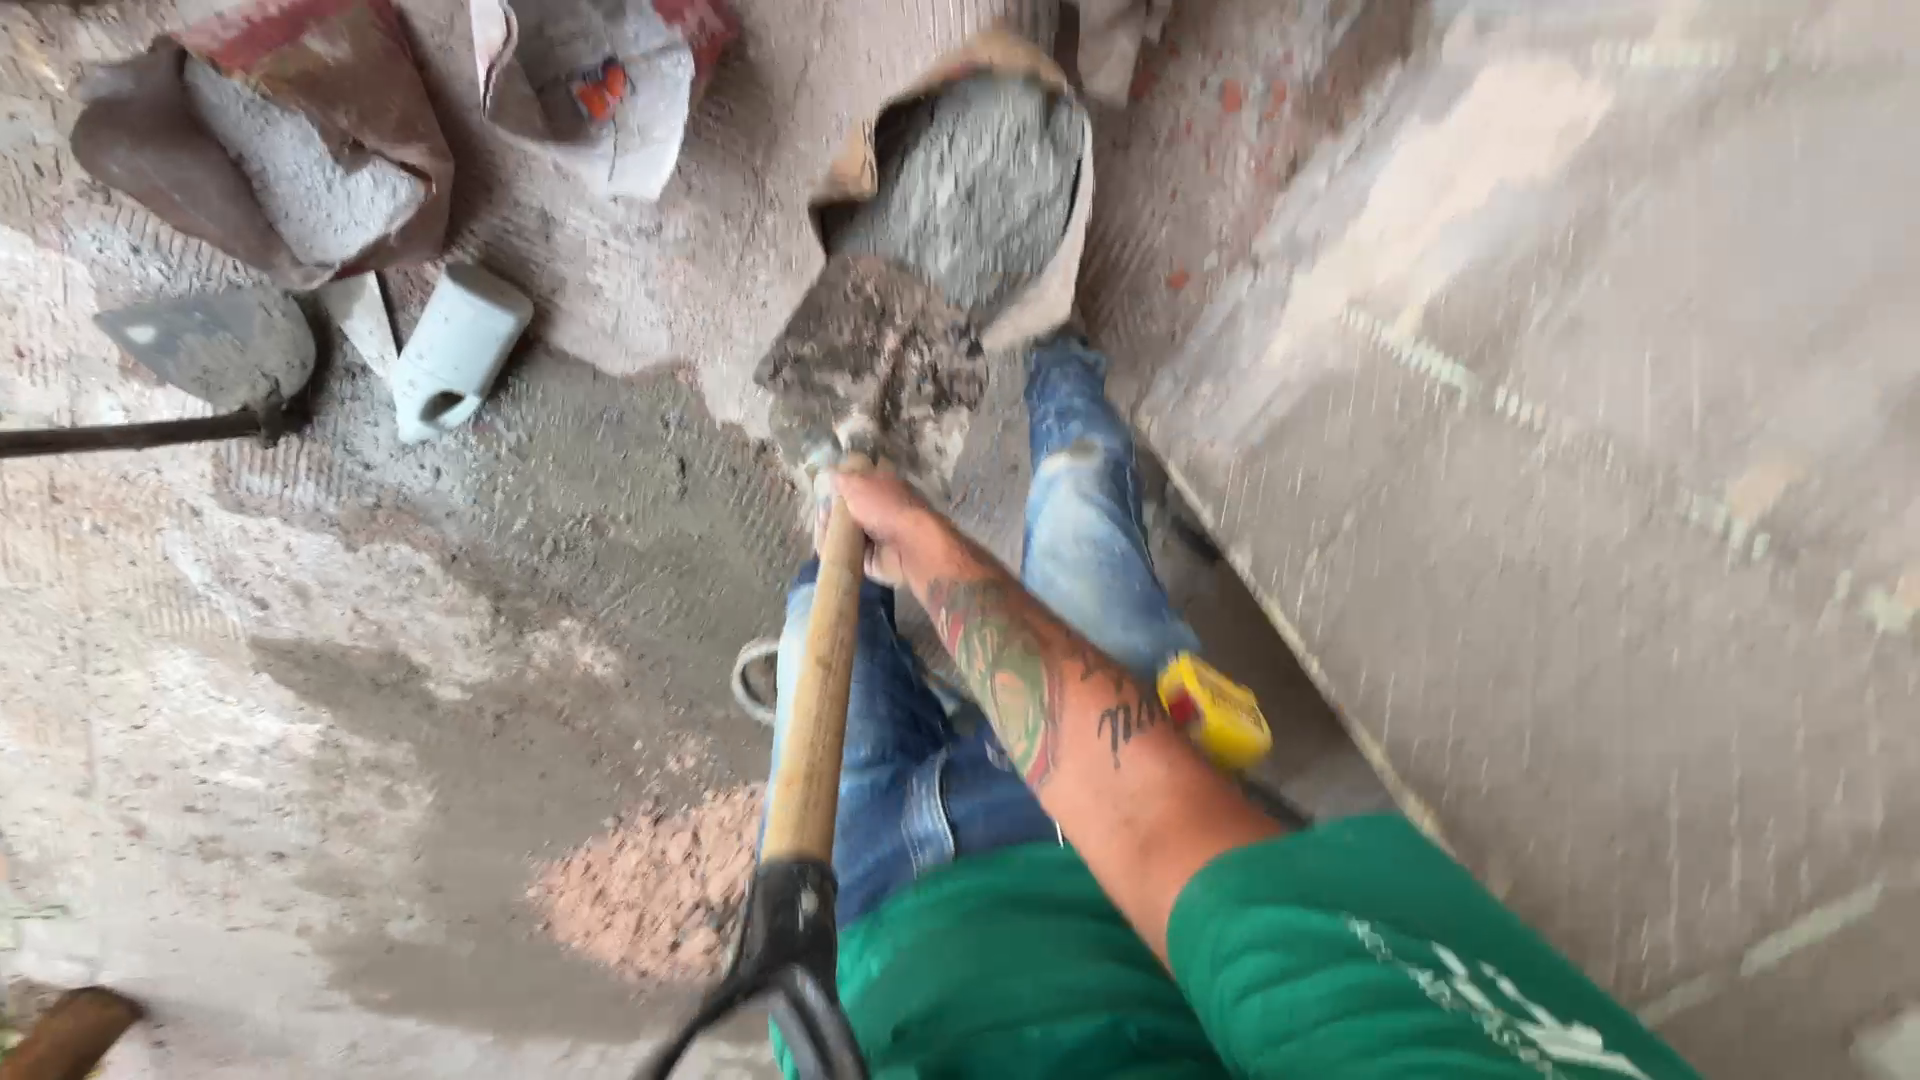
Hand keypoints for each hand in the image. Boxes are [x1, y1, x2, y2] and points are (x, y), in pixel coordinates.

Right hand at [813, 468, 944, 585]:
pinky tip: (823, 549)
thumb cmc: (884, 507)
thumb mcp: (857, 483)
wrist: (909, 545)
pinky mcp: (873, 561)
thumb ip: (841, 478)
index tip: (823, 491)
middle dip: (833, 513)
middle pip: (851, 511)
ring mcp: (879, 537)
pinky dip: (834, 553)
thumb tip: (830, 472)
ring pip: (847, 535)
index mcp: (885, 487)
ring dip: (832, 533)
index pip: (859, 484)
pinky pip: (847, 556)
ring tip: (819, 532)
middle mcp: (882, 510)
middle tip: (820, 515)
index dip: (840, 487)